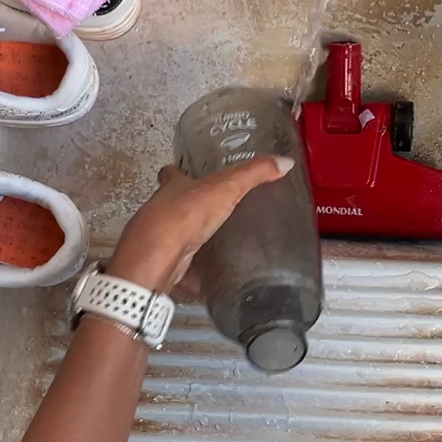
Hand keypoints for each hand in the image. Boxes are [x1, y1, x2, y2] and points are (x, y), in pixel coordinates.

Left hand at [105, 155, 293, 294]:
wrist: (157, 258)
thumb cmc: (185, 215)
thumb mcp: (226, 188)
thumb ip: (253, 174)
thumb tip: (284, 161)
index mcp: (172, 189)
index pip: (171, 174)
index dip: (177, 172)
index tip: (187, 172)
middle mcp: (159, 212)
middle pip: (171, 206)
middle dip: (187, 209)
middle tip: (210, 213)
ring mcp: (158, 241)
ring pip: (174, 238)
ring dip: (189, 241)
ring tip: (214, 244)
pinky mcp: (162, 266)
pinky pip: (181, 270)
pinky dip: (193, 276)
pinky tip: (210, 280)